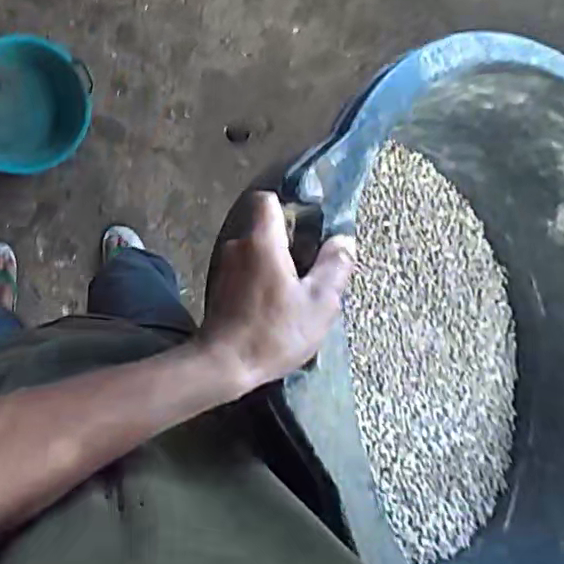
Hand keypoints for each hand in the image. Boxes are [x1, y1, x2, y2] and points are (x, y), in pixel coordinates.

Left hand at [198, 192, 355, 395]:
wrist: (225, 362)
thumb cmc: (275, 331)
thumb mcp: (319, 302)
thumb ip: (334, 267)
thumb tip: (343, 240)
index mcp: (261, 242)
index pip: (267, 200)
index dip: (289, 206)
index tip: (309, 226)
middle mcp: (237, 246)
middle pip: (265, 229)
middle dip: (290, 244)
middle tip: (312, 271)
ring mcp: (224, 266)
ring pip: (256, 252)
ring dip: (276, 265)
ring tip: (296, 294)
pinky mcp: (219, 286)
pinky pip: (246, 270)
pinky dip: (262, 279)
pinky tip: (275, 306)